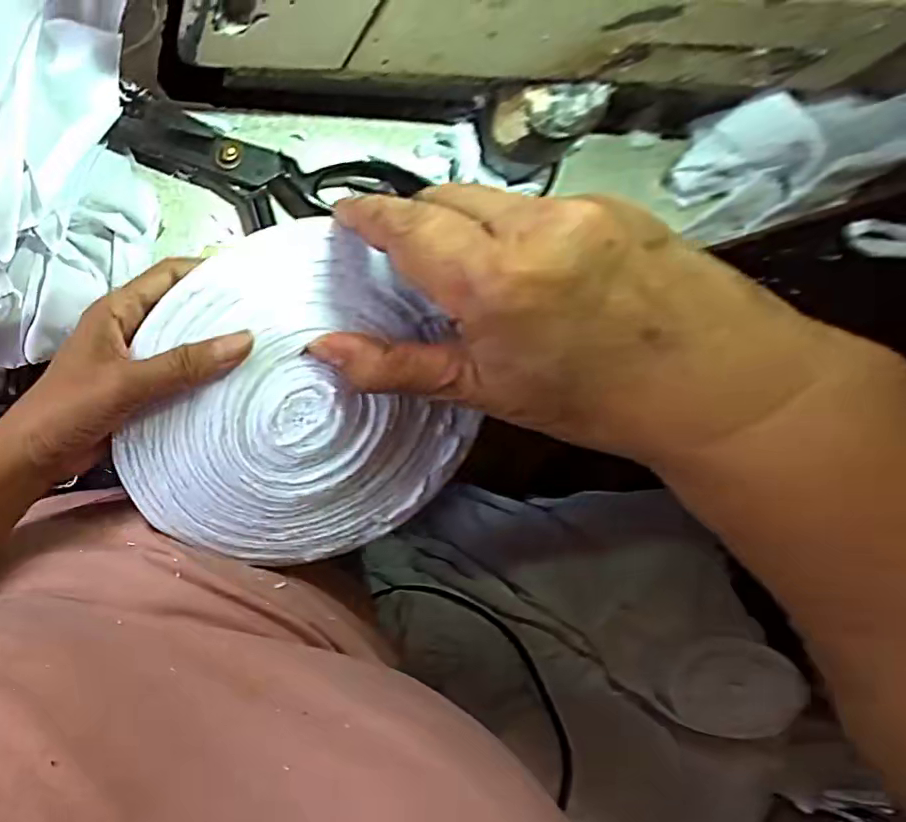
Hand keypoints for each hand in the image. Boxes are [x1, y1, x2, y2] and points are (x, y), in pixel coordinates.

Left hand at [0, 258, 252, 481]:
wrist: (33, 456)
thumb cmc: (64, 410)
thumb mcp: (125, 381)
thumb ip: (181, 364)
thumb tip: (241, 340)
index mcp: (114, 312)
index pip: (168, 275)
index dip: (207, 271)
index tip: (250, 277)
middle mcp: (122, 333)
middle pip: (177, 312)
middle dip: (215, 315)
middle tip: (263, 319)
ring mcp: (126, 366)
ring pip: (175, 351)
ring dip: (207, 354)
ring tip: (255, 354)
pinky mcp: (130, 397)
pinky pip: (169, 384)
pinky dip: (193, 385)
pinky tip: (224, 391)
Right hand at [308, 186, 848, 467]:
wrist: (721, 382)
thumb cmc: (597, 395)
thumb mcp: (475, 387)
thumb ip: (392, 365)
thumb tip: (328, 350)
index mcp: (497, 278)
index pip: (413, 225)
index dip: (371, 214)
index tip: (344, 210)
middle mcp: (541, 229)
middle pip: (447, 198)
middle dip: (408, 217)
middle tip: (384, 248)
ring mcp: (583, 211)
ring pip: (489, 197)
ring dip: (454, 221)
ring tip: (445, 266)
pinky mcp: (612, 209)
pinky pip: (531, 204)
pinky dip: (499, 225)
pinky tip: (503, 266)